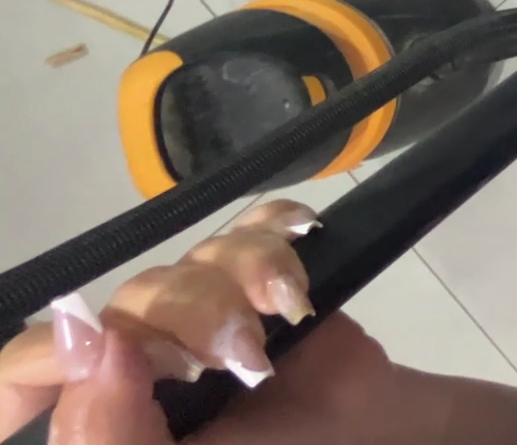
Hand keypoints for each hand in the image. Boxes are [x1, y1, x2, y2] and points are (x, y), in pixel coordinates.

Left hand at [0, 201, 403, 443]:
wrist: (355, 427)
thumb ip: (100, 429)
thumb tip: (96, 342)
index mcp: (91, 404)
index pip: (25, 365)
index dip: (61, 350)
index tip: (126, 356)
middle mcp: (137, 351)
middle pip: (138, 296)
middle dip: (201, 316)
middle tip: (245, 356)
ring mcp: (207, 305)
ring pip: (206, 253)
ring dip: (258, 276)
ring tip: (291, 314)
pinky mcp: (269, 269)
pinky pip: (263, 222)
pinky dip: (282, 226)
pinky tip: (301, 244)